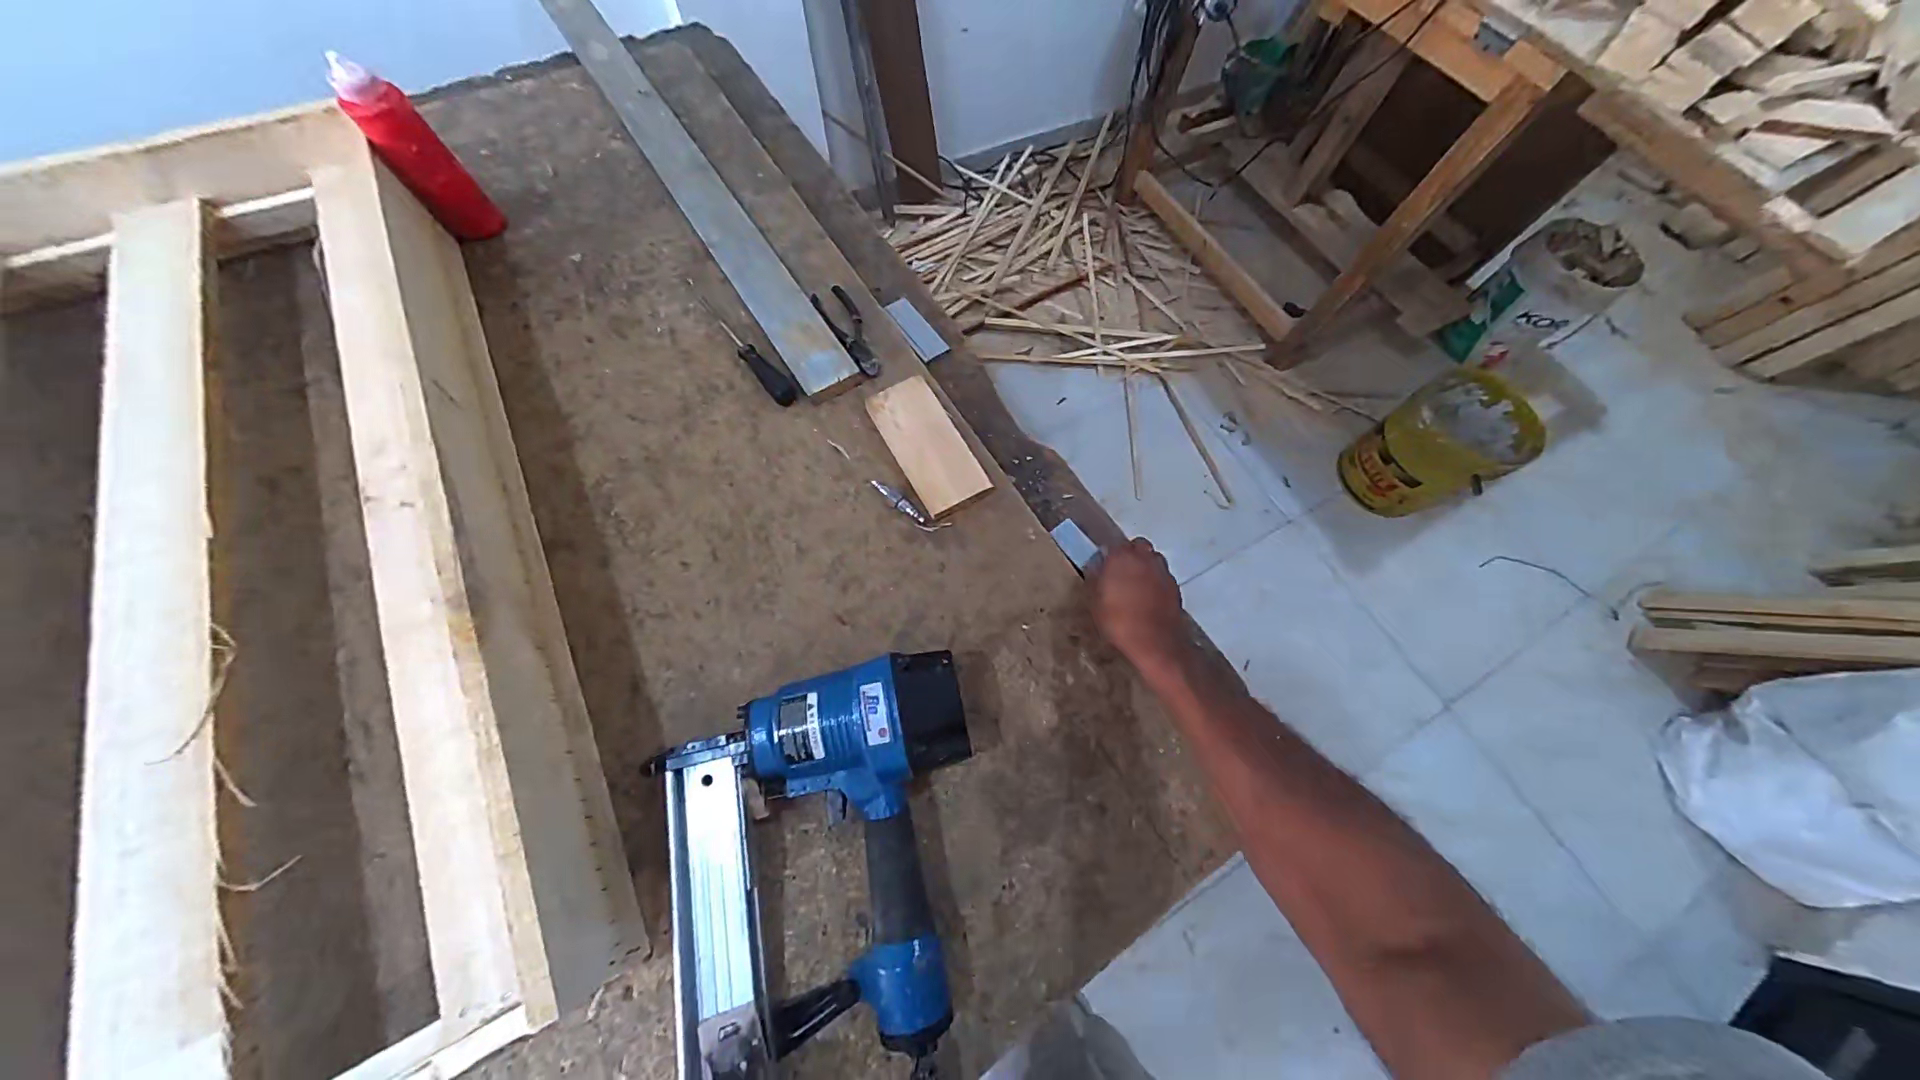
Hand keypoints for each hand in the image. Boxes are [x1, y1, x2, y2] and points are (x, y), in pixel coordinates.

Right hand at [1089, 538, 1185, 663]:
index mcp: (1121, 557)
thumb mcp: (1095, 602)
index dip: (1108, 556)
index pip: (1113, 544)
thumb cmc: (1118, 621)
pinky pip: (1162, 576)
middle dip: (1130, 555)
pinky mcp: (1174, 586)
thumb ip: (1095, 579)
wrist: (1155, 642)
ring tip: (1135, 586)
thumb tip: (1096, 567)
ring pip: (1152, 559)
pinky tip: (1148, 599)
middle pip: (1138, 546)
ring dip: (1144, 566)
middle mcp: (1144, 558)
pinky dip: (1155, 581)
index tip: (1103, 568)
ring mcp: (1162, 571)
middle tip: (1120, 574)